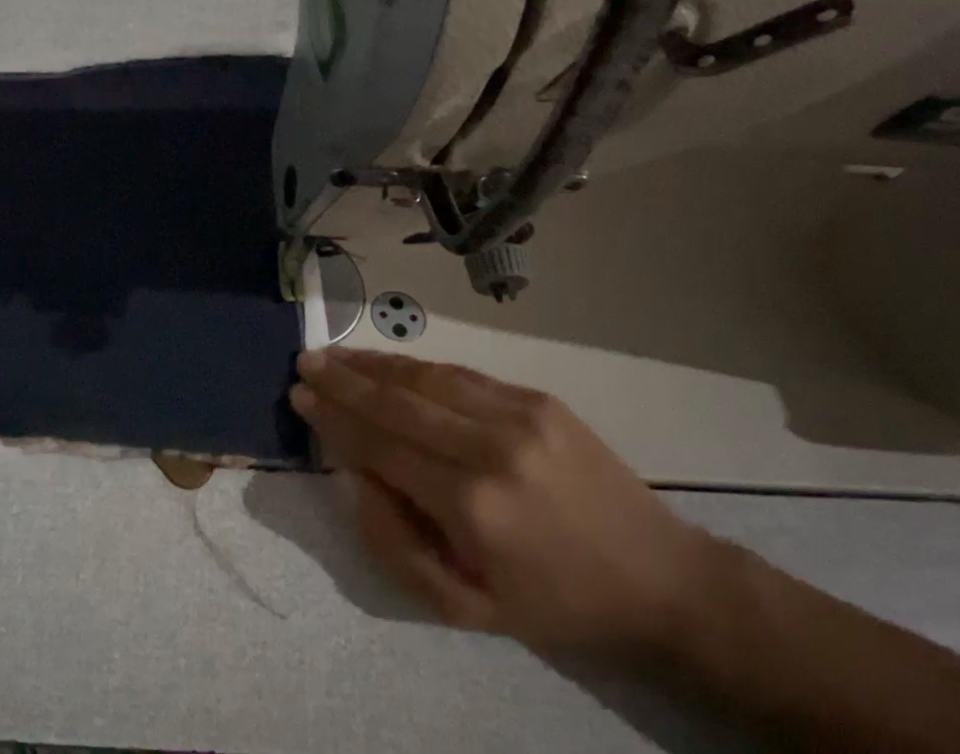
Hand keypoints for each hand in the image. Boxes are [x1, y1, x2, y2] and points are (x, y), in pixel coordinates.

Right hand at [291, 348, 725, 652]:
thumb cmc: (553, 603)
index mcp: (471, 504)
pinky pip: (464, 377)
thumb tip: (355, 477)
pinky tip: (392, 363)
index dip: (335, 420)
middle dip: (345, 381)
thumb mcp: (463, 605)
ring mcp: (520, 417)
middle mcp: (491, 448)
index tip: (300, 396)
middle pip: (398, 403)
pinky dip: (420, 367)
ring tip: (336, 354)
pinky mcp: (541, 402)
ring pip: (429, 379)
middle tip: (305, 362)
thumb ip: (394, 545)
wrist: (659, 576)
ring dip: (376, 364)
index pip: (380, 446)